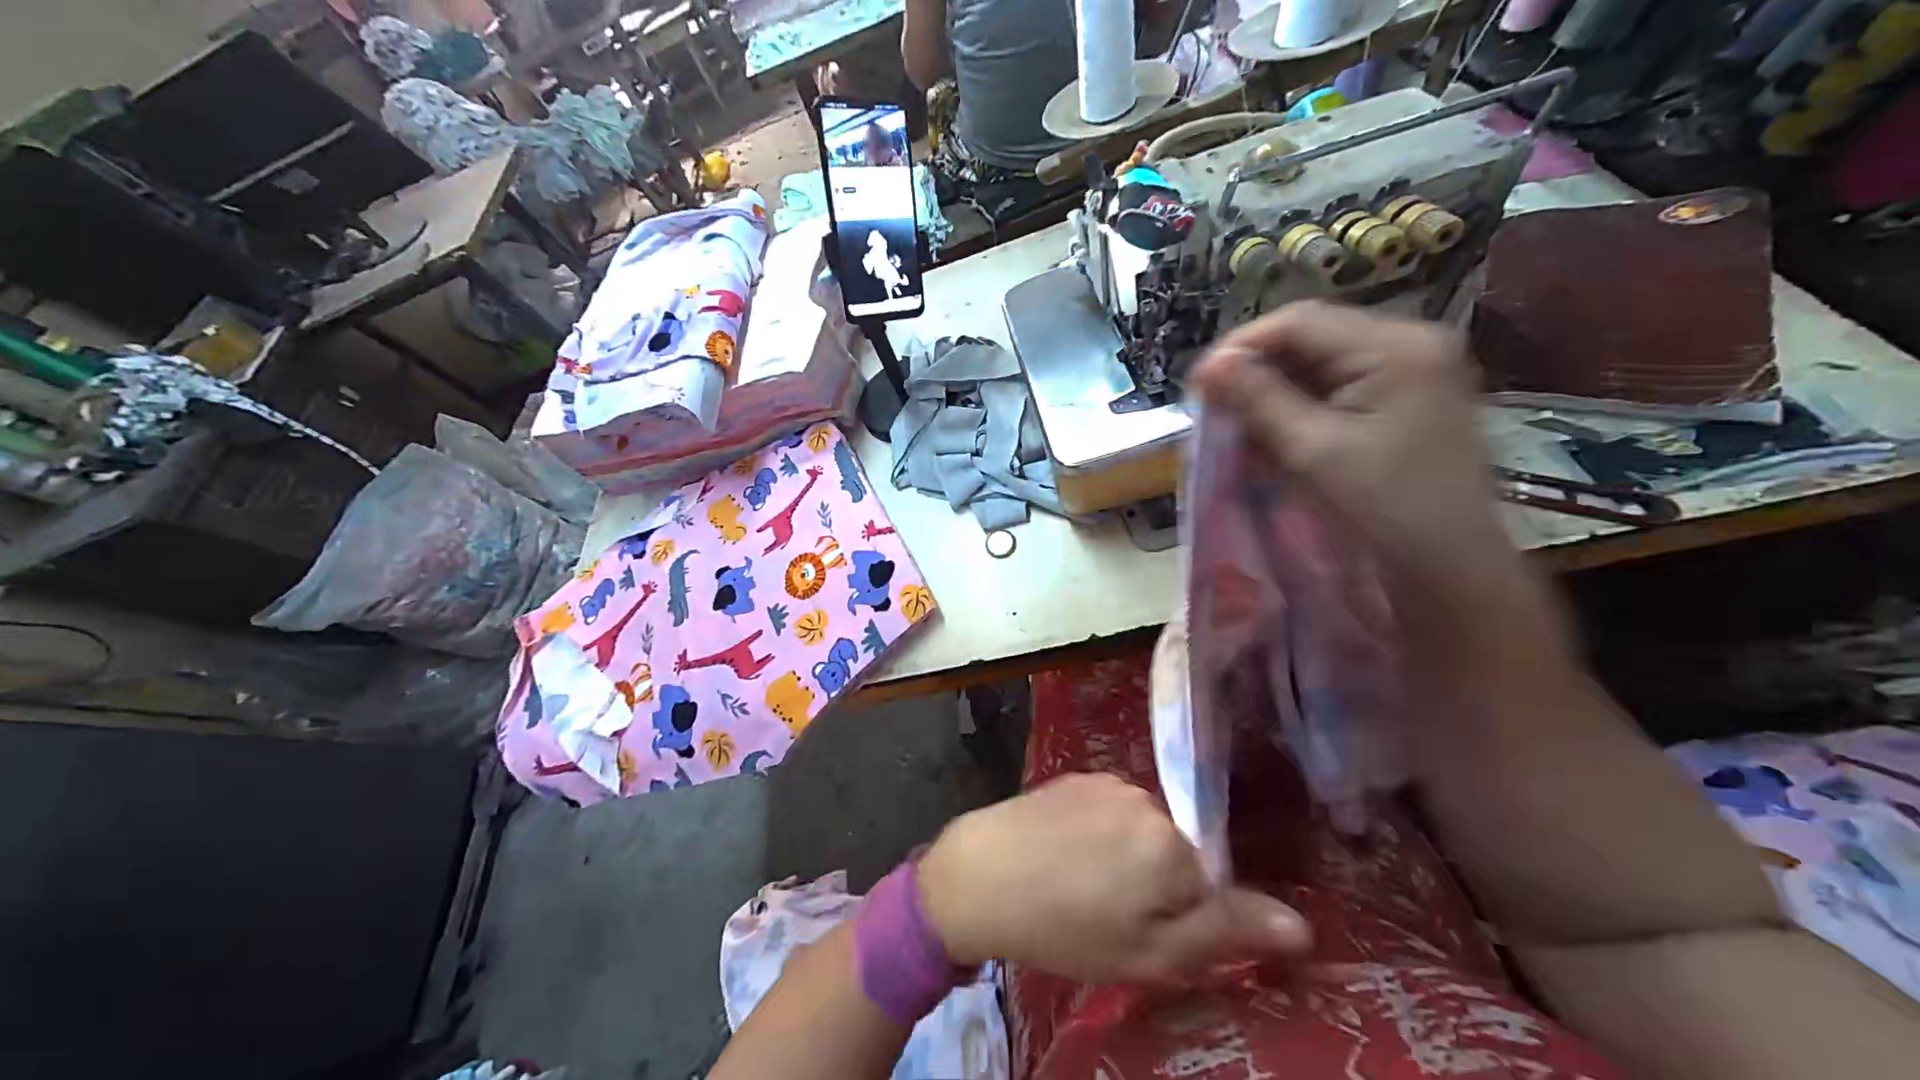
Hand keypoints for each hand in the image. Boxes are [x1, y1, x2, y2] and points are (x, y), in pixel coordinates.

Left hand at [917, 773, 1310, 984]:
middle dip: (1155, 881)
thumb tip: (1302, 924)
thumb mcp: (1149, 952)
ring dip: (1125, 855)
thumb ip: (1225, 932)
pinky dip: (1098, 832)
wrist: (977, 876)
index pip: (1211, 881)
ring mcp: (1108, 781)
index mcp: (1174, 842)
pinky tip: (1064, 854)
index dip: (1183, 913)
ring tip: (1080, 883)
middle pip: (1176, 848)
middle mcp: (1148, 798)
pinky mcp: (1075, 775)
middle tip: (1108, 912)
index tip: (1143, 929)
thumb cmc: (1065, 926)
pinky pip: (1108, 809)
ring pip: (1141, 827)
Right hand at [1188, 301, 1510, 597]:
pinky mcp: (1408, 394)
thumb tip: (1208, 366)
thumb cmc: (1384, 509)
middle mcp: (1410, 341)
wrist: (1451, 565)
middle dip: (1256, 369)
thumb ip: (1259, 399)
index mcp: (1395, 347)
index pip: (1299, 322)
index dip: (1240, 347)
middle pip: (1311, 337)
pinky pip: (1340, 384)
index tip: (1197, 383)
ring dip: (1275, 389)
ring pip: (1321, 361)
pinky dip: (1301, 404)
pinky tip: (1275, 432)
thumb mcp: (1312, 451)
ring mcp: (1414, 367)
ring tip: (1238, 423)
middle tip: (1213, 405)